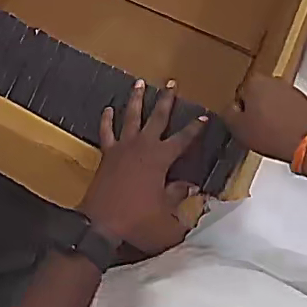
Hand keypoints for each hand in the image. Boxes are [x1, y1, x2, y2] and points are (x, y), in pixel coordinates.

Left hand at [80, 80, 207, 256]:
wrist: (101, 224)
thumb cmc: (138, 221)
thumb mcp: (169, 217)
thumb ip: (180, 198)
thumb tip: (190, 187)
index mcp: (161, 159)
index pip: (184, 139)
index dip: (195, 128)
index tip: (205, 116)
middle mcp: (142, 146)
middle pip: (157, 117)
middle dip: (166, 99)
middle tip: (172, 83)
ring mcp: (122, 147)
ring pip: (131, 116)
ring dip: (136, 99)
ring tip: (139, 82)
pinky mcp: (106, 154)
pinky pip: (106, 132)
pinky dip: (107, 120)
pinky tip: (108, 109)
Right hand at [225, 74, 306, 161]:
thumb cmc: (274, 134)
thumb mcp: (238, 127)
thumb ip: (228, 114)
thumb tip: (229, 110)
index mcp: (254, 81)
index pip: (238, 95)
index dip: (239, 113)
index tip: (242, 124)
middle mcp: (274, 81)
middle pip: (256, 96)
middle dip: (256, 110)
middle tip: (255, 129)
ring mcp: (291, 90)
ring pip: (273, 103)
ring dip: (270, 115)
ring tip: (271, 134)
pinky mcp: (305, 102)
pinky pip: (288, 110)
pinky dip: (285, 120)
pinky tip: (283, 134)